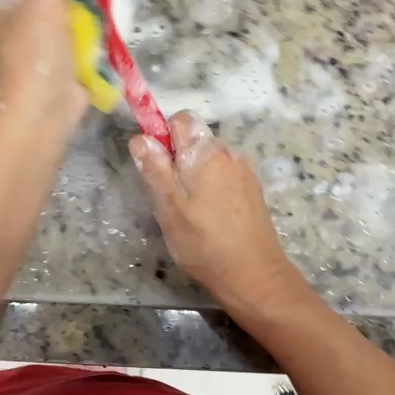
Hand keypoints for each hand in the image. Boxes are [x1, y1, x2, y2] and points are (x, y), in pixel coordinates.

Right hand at [131, 112, 299, 303]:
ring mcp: (244, 172)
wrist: (253, 275)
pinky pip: (224, 175)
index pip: (181, 120)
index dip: (162, 135)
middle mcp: (228, 154)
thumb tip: (140, 138)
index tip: (154, 164)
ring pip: (209, 159)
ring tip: (188, 210)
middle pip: (195, 140)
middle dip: (176, 159)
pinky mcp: (252, 190)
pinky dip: (211, 186)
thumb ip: (155, 170)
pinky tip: (209, 215)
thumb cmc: (205, 243)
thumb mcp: (169, 209)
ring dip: (194, 174)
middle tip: (167, 197)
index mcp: (206, 154)